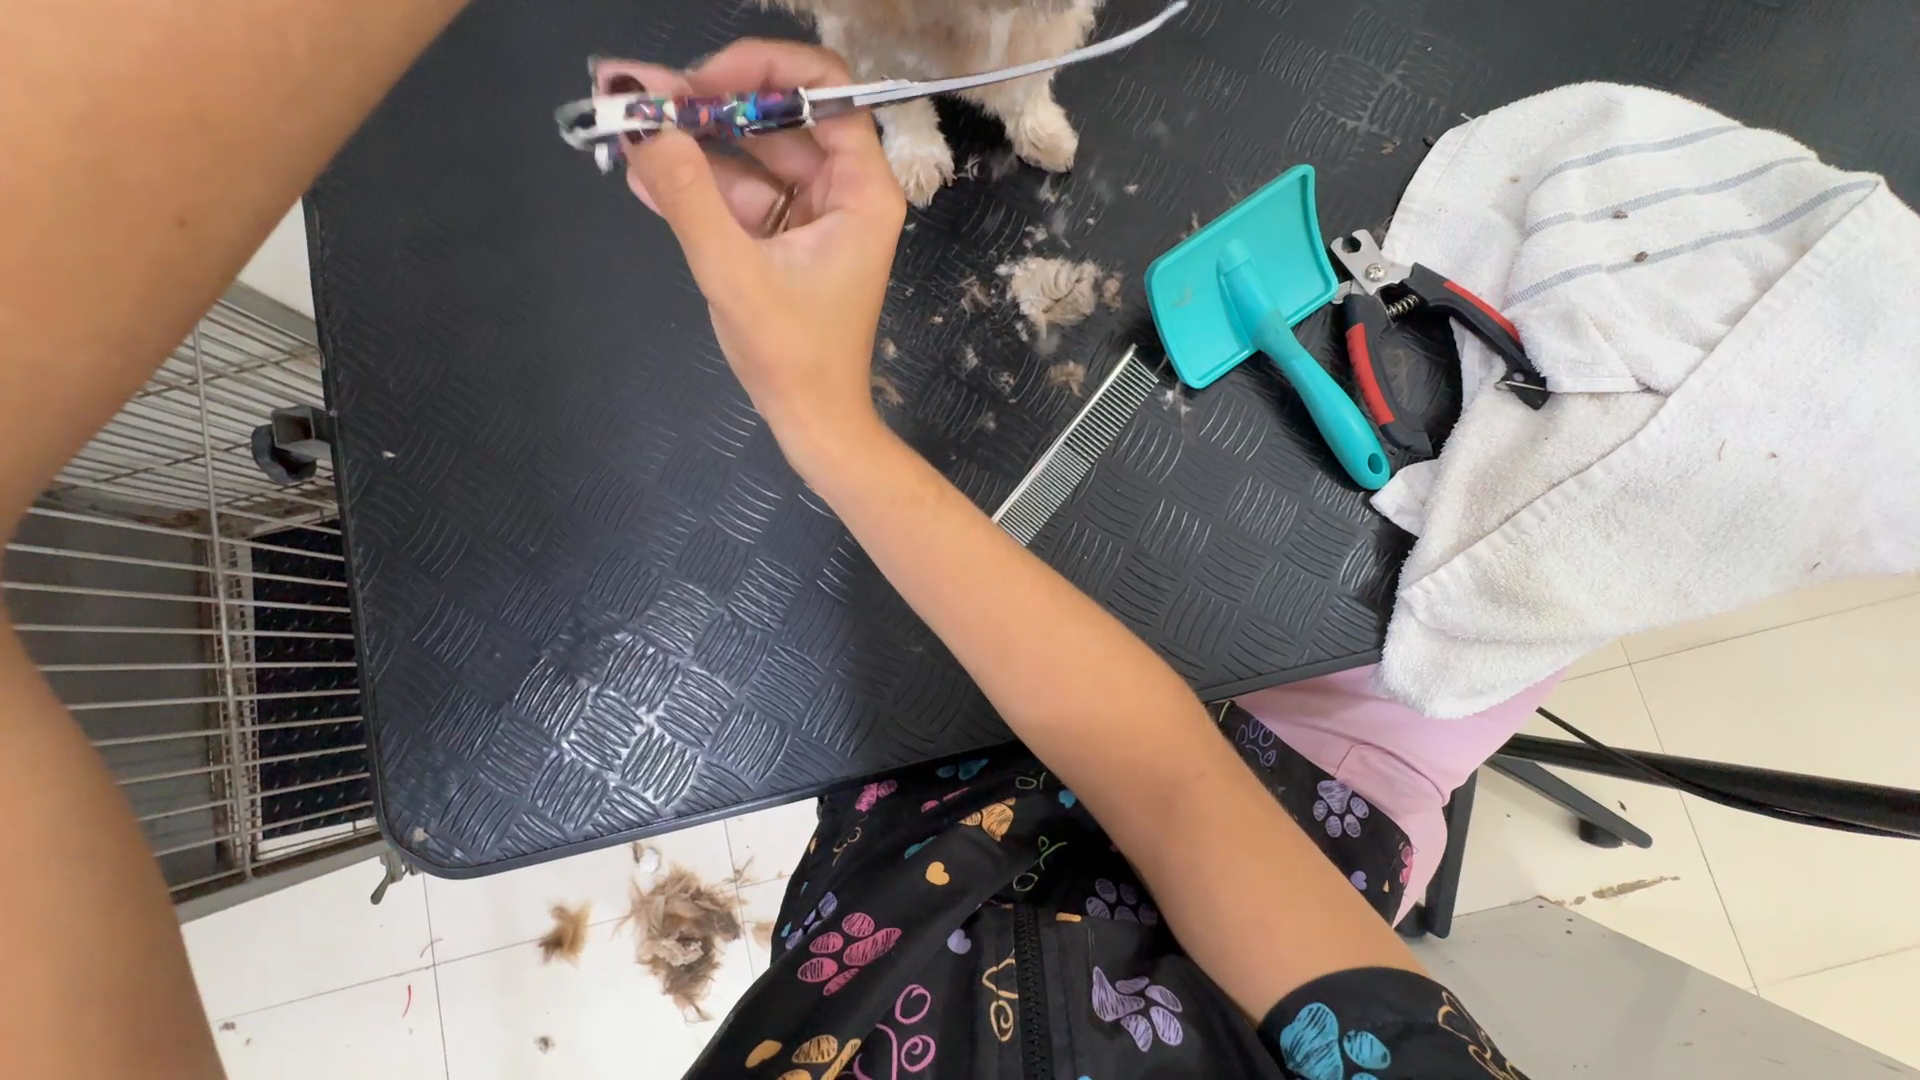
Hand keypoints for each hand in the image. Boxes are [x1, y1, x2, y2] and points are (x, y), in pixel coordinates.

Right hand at [595, 43, 906, 468]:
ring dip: (691, 144)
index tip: (700, 84)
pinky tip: (644, 173)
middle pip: (778, 120)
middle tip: (635, 94)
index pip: (826, 93)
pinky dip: (698, 187)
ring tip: (621, 122)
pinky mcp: (785, 240)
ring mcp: (813, 217)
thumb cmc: (792, 356)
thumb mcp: (734, 273)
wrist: (811, 419)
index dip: (762, 72)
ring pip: (752, 156)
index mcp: (862, 193)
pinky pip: (741, 196)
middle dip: (708, 105)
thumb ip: (688, 195)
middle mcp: (844, 194)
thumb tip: (641, 119)